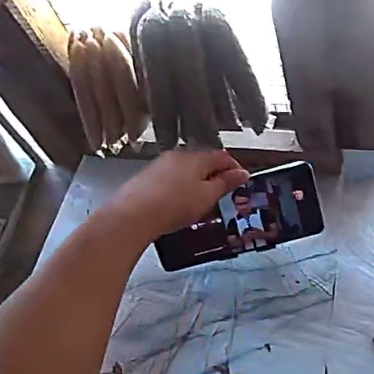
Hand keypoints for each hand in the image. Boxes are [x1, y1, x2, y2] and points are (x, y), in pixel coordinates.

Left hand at [95, 148, 250, 243]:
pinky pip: (171, 180)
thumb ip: (225, 183)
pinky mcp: (146, 179)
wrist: (131, 217)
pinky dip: (180, 189)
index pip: (222, 156)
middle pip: (203, 162)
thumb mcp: (207, 197)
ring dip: (197, 183)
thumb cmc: (172, 205)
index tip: (242, 181)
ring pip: (186, 171)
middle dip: (216, 176)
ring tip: (201, 203)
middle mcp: (176, 157)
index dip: (235, 168)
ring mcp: (159, 167)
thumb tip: (242, 173)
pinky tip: (179, 206)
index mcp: (195, 158)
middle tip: (223, 195)